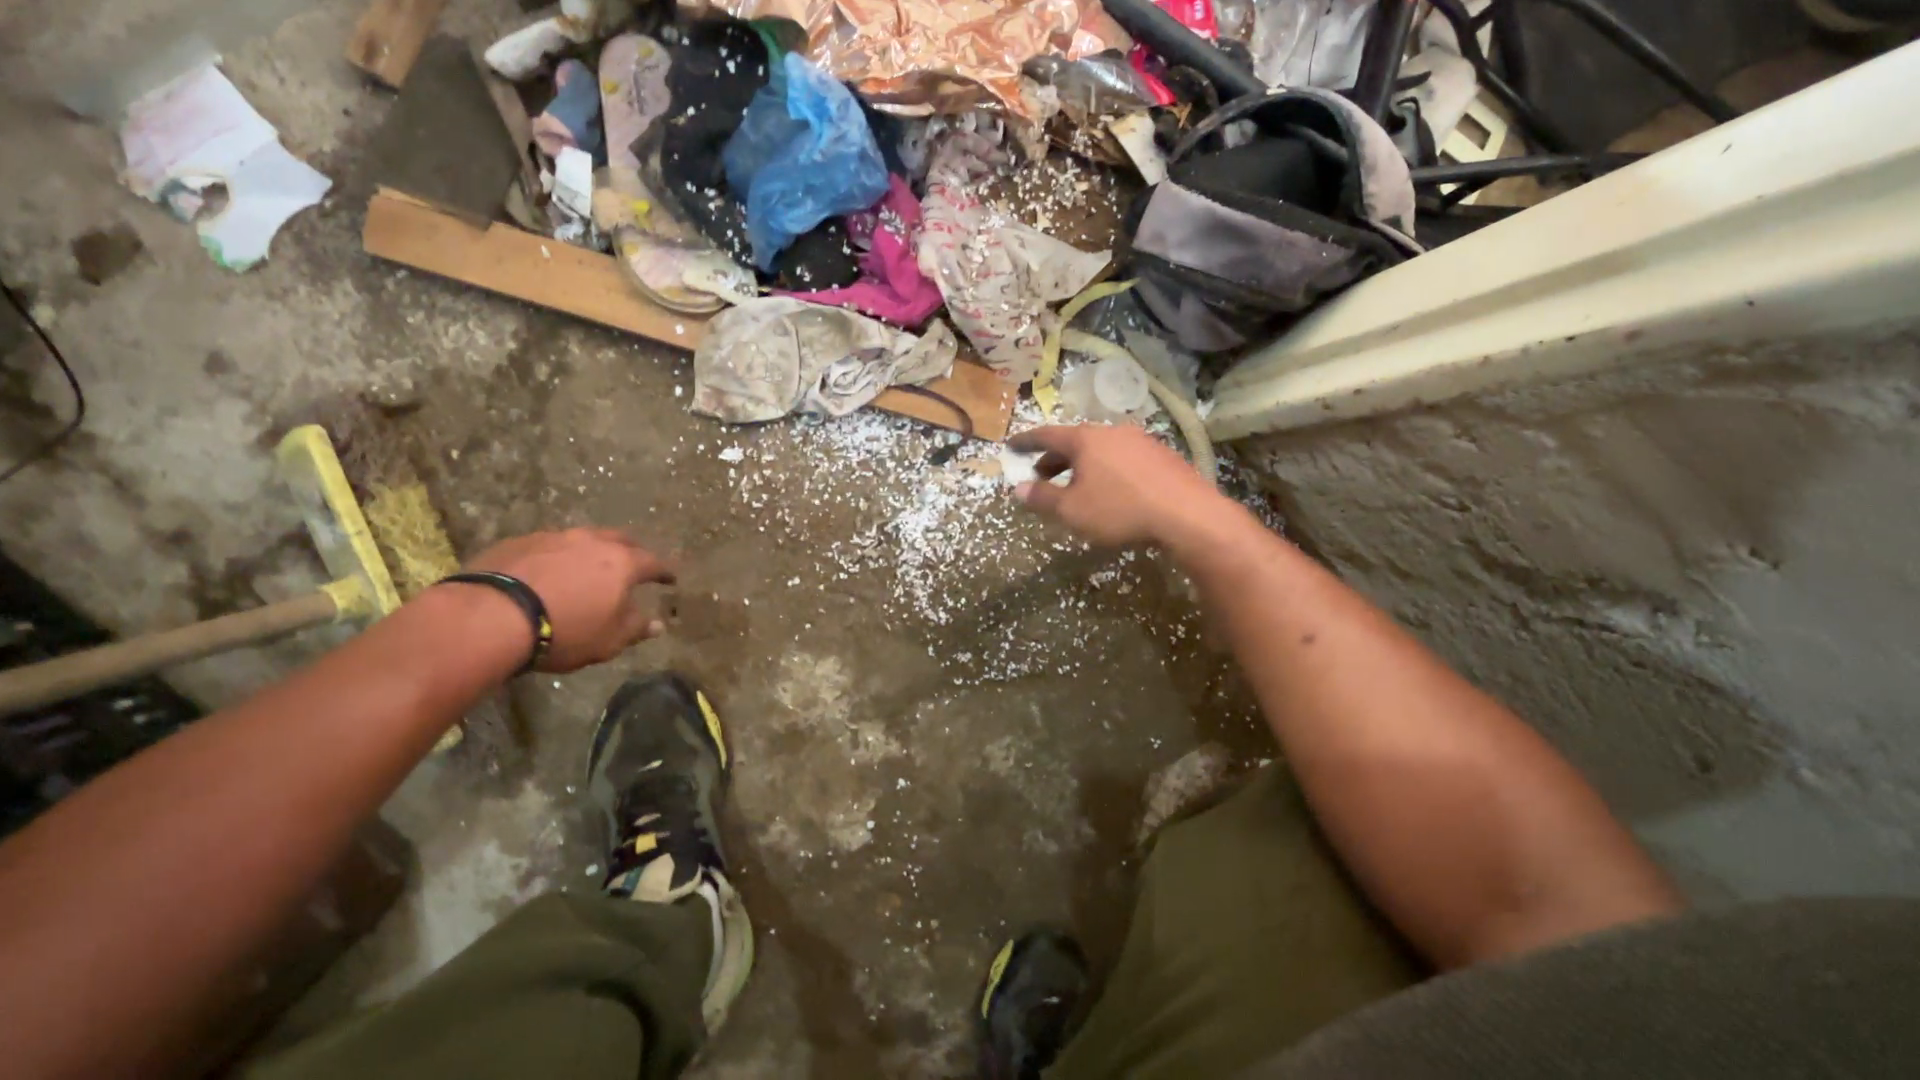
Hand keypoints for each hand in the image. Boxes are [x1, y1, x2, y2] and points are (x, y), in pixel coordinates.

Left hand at [465, 528, 675, 671]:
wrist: (493, 615)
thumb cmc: (565, 631)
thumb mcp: (608, 640)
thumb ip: (635, 628)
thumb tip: (658, 624)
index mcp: (621, 563)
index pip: (653, 562)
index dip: (664, 571)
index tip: (670, 578)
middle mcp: (591, 541)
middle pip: (619, 539)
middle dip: (631, 550)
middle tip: (634, 561)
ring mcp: (553, 537)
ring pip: (581, 538)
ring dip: (590, 550)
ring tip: (588, 566)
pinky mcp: (519, 542)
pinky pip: (547, 546)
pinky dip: (556, 556)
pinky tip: (548, 572)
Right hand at [1008, 425, 1223, 547]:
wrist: (1186, 514)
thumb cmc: (1120, 510)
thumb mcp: (1073, 511)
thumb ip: (1043, 498)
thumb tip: (1019, 489)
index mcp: (1085, 440)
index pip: (1047, 435)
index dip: (1027, 441)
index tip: (1012, 445)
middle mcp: (1112, 432)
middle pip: (1076, 441)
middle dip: (1056, 458)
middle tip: (1043, 474)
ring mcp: (1141, 441)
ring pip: (1102, 449)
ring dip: (1084, 465)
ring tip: (1078, 485)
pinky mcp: (1163, 457)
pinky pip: (1125, 459)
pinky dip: (1109, 470)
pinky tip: (1113, 490)